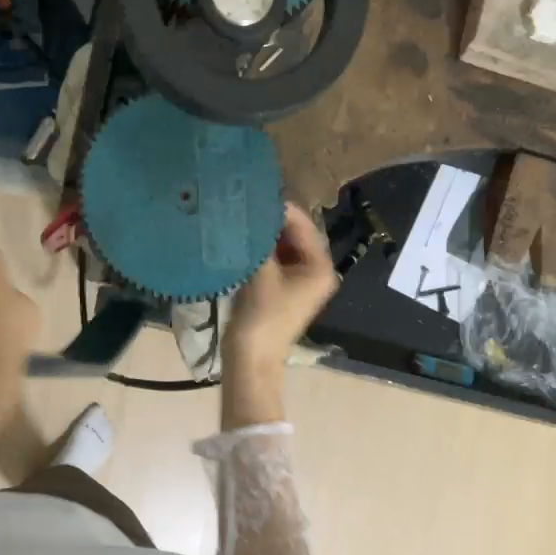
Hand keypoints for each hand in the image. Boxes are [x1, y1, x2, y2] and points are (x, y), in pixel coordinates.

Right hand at [221, 204, 335, 428]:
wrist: (250, 362)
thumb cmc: (261, 319)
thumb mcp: (261, 273)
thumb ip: (259, 239)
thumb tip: (249, 208)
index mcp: (320, 266)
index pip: (302, 224)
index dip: (277, 208)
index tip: (250, 193)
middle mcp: (315, 271)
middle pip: (292, 233)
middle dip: (267, 221)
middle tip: (239, 203)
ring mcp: (297, 281)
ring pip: (279, 246)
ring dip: (260, 235)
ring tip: (235, 219)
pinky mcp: (280, 289)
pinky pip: (270, 260)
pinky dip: (256, 250)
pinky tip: (237, 240)